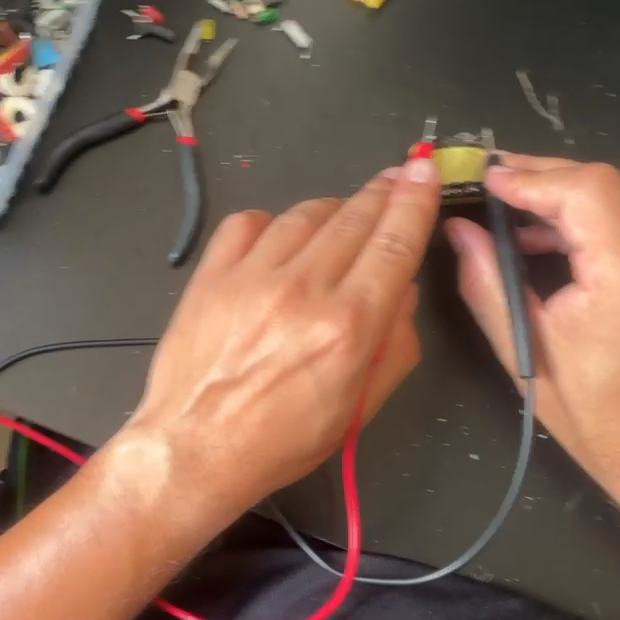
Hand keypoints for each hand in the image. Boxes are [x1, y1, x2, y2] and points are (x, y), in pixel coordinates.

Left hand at [119, 159, 443, 517]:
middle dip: (381, 193)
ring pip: (304, 214)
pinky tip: (279, 239)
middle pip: (354, 217)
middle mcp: (302, 290)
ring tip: (340, 218)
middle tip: (394, 181)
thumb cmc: (281, 441)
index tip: (425, 171)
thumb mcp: (359, 408)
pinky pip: (247, 223)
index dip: (416, 200)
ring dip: (331, 209)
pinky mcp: (210, 276)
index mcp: (348, 326)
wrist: (194, 448)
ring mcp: (251, 277)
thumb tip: (403, 288)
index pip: (395, 242)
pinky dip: (271, 223)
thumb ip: (395, 345)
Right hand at [446, 154, 619, 509]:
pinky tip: (554, 241)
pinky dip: (592, 217)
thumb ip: (487, 283)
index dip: (532, 176)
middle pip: (607, 184)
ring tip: (513, 213)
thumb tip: (459, 230)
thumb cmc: (595, 415)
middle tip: (492, 182)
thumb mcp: (525, 353)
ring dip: (566, 196)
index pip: (587, 191)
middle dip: (544, 175)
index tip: (487, 179)